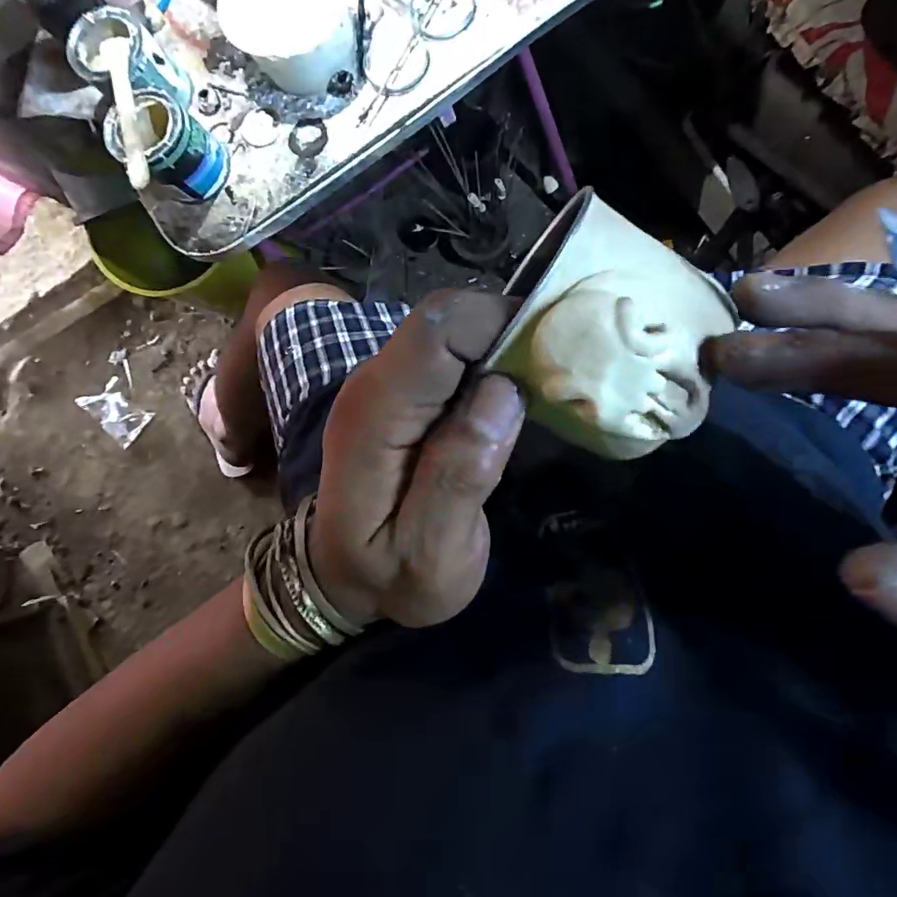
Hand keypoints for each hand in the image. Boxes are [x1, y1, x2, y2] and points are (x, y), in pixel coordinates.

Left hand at [309, 291, 524, 627]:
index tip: (550, 365)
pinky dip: (491, 367)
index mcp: (375, 415)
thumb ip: (459, 477)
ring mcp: (385, 386)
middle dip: (510, 337)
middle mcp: (374, 384)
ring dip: (505, 352)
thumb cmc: (385, 577)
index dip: (500, 326)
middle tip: (555, 386)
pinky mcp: (403, 395)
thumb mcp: (429, 555)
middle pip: (449, 319)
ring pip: (454, 332)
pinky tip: (512, 405)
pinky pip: (453, 357)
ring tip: (541, 399)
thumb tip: (503, 394)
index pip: (438, 328)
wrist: (340, 577)